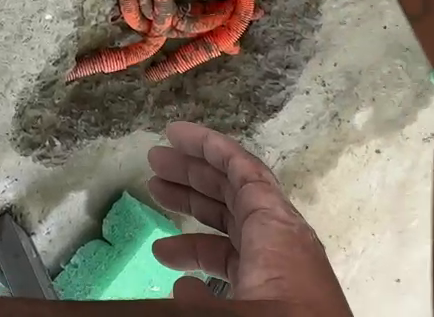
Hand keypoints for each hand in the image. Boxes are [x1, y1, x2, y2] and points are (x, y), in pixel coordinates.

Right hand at [147, 121, 353, 312]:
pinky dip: (205, 251)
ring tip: (155, 197)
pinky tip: (177, 267)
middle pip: (232, 189)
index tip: (171, 134)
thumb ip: (200, 295)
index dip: (206, 145)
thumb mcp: (239, 307)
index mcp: (277, 226)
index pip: (240, 167)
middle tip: (154, 162)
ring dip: (193, 207)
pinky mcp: (275, 295)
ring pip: (232, 222)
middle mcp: (280, 238)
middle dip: (191, 172)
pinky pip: (235, 257)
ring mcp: (279, 267)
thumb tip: (180, 285)